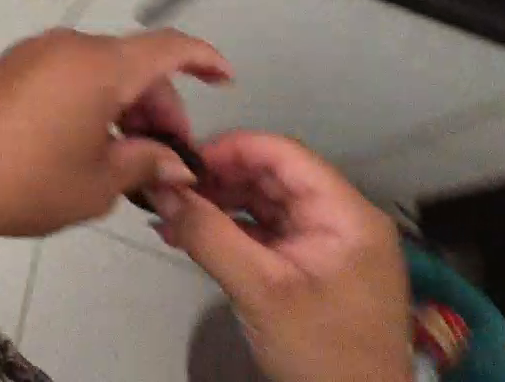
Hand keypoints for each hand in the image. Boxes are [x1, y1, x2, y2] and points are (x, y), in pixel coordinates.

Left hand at [0, 28, 231, 237]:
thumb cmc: (22, 179)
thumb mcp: (97, 183)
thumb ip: (145, 163)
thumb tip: (174, 161)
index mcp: (100, 66)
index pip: (167, 47)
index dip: (203, 59)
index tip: (224, 77)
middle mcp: (70, 46)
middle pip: (134, 63)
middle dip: (160, 105)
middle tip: (167, 157)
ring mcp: (37, 52)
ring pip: (101, 70)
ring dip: (125, 105)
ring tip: (128, 157)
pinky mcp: (14, 65)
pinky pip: (70, 73)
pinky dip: (92, 99)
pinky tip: (89, 142)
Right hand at [146, 133, 409, 381]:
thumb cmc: (322, 354)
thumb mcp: (259, 291)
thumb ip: (207, 234)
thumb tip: (159, 189)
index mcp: (345, 214)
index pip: (283, 153)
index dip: (231, 149)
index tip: (184, 164)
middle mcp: (339, 219)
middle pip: (270, 175)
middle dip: (217, 179)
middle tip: (170, 189)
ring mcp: (324, 244)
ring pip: (262, 201)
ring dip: (216, 204)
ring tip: (171, 213)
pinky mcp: (308, 266)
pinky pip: (263, 231)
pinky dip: (227, 230)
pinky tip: (187, 235)